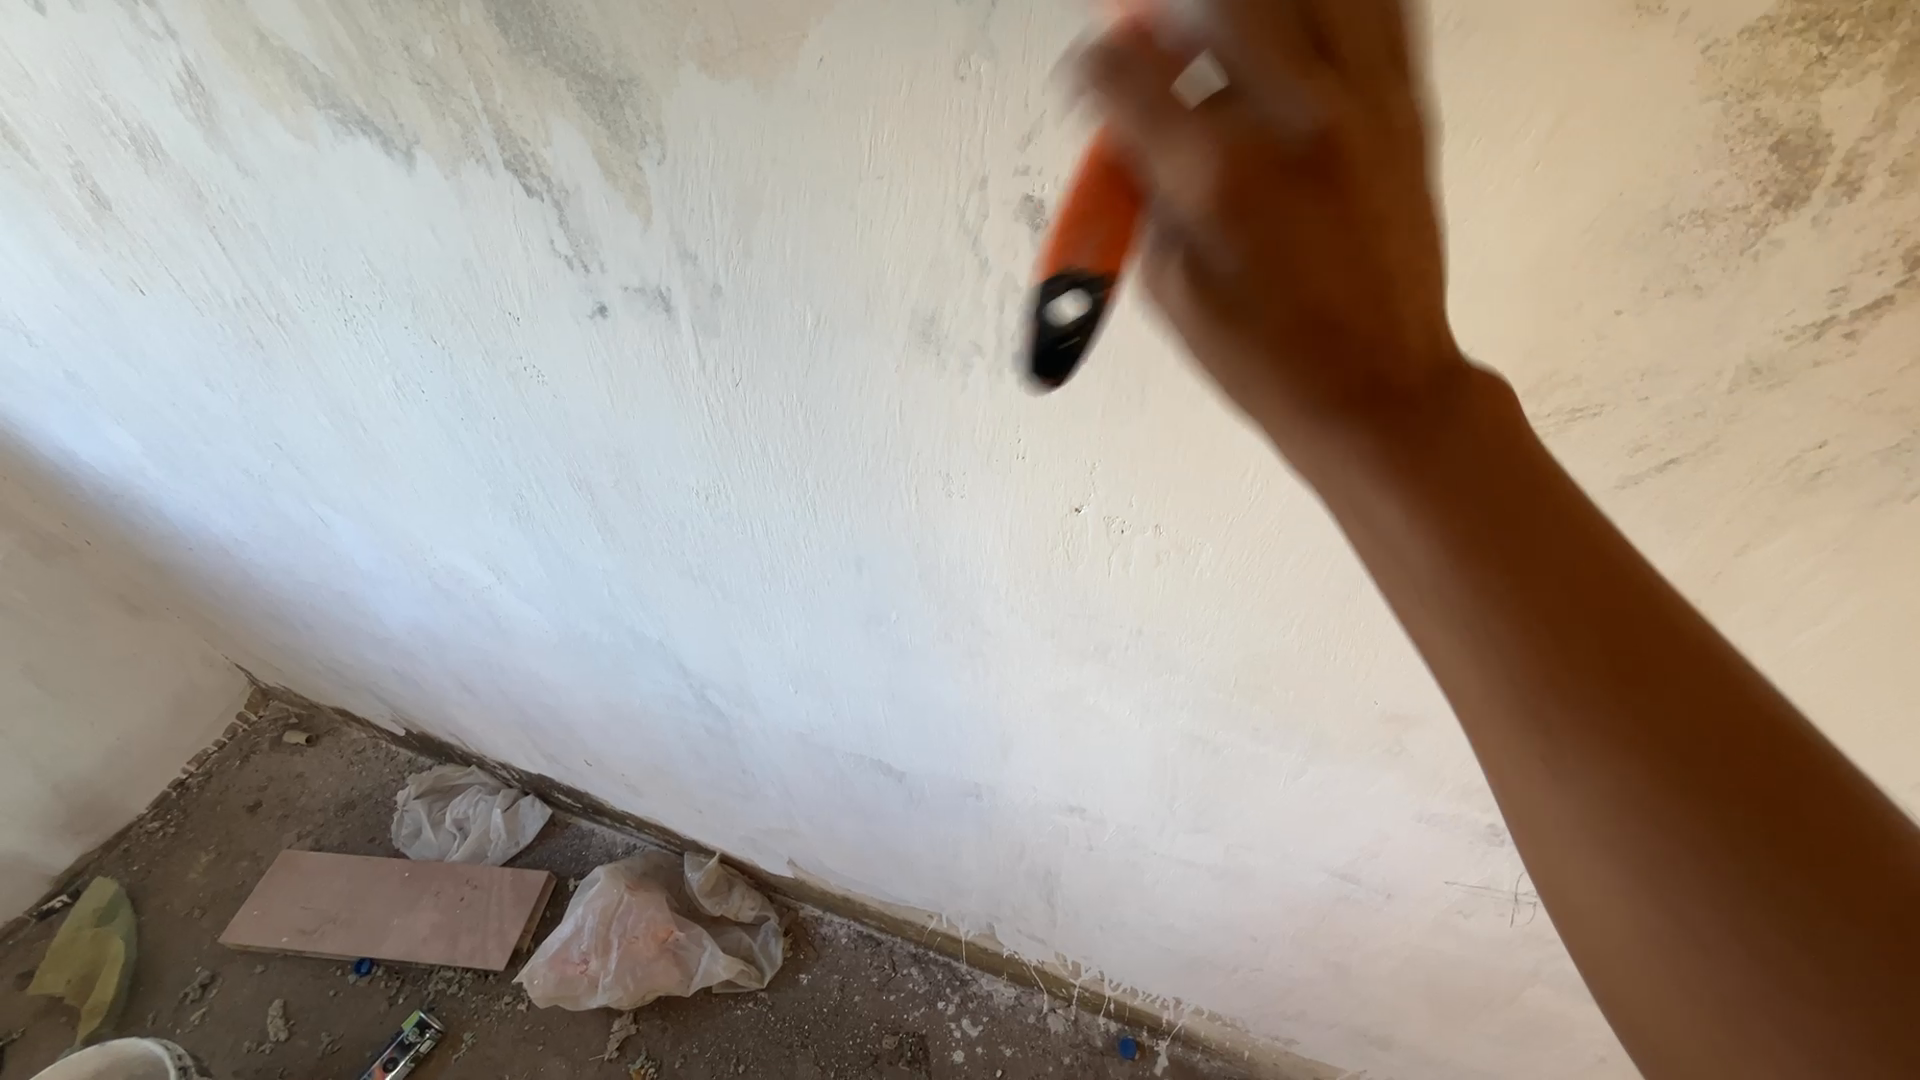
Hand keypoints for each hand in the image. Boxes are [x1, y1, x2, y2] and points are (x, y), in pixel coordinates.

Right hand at [1080, 0, 1468, 465]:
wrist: (1374, 385)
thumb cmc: (1266, 356)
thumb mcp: (1168, 288)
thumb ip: (1143, 193)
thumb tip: (1131, 127)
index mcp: (1216, 179)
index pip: (1124, 74)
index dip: (1094, 68)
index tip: (1094, 76)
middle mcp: (1291, 120)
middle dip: (1165, 11)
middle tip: (1152, 36)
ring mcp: (1361, 102)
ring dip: (1245, 4)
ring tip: (1221, 34)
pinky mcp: (1407, 104)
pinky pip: (1377, 3)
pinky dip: (1324, 5)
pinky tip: (1295, 31)